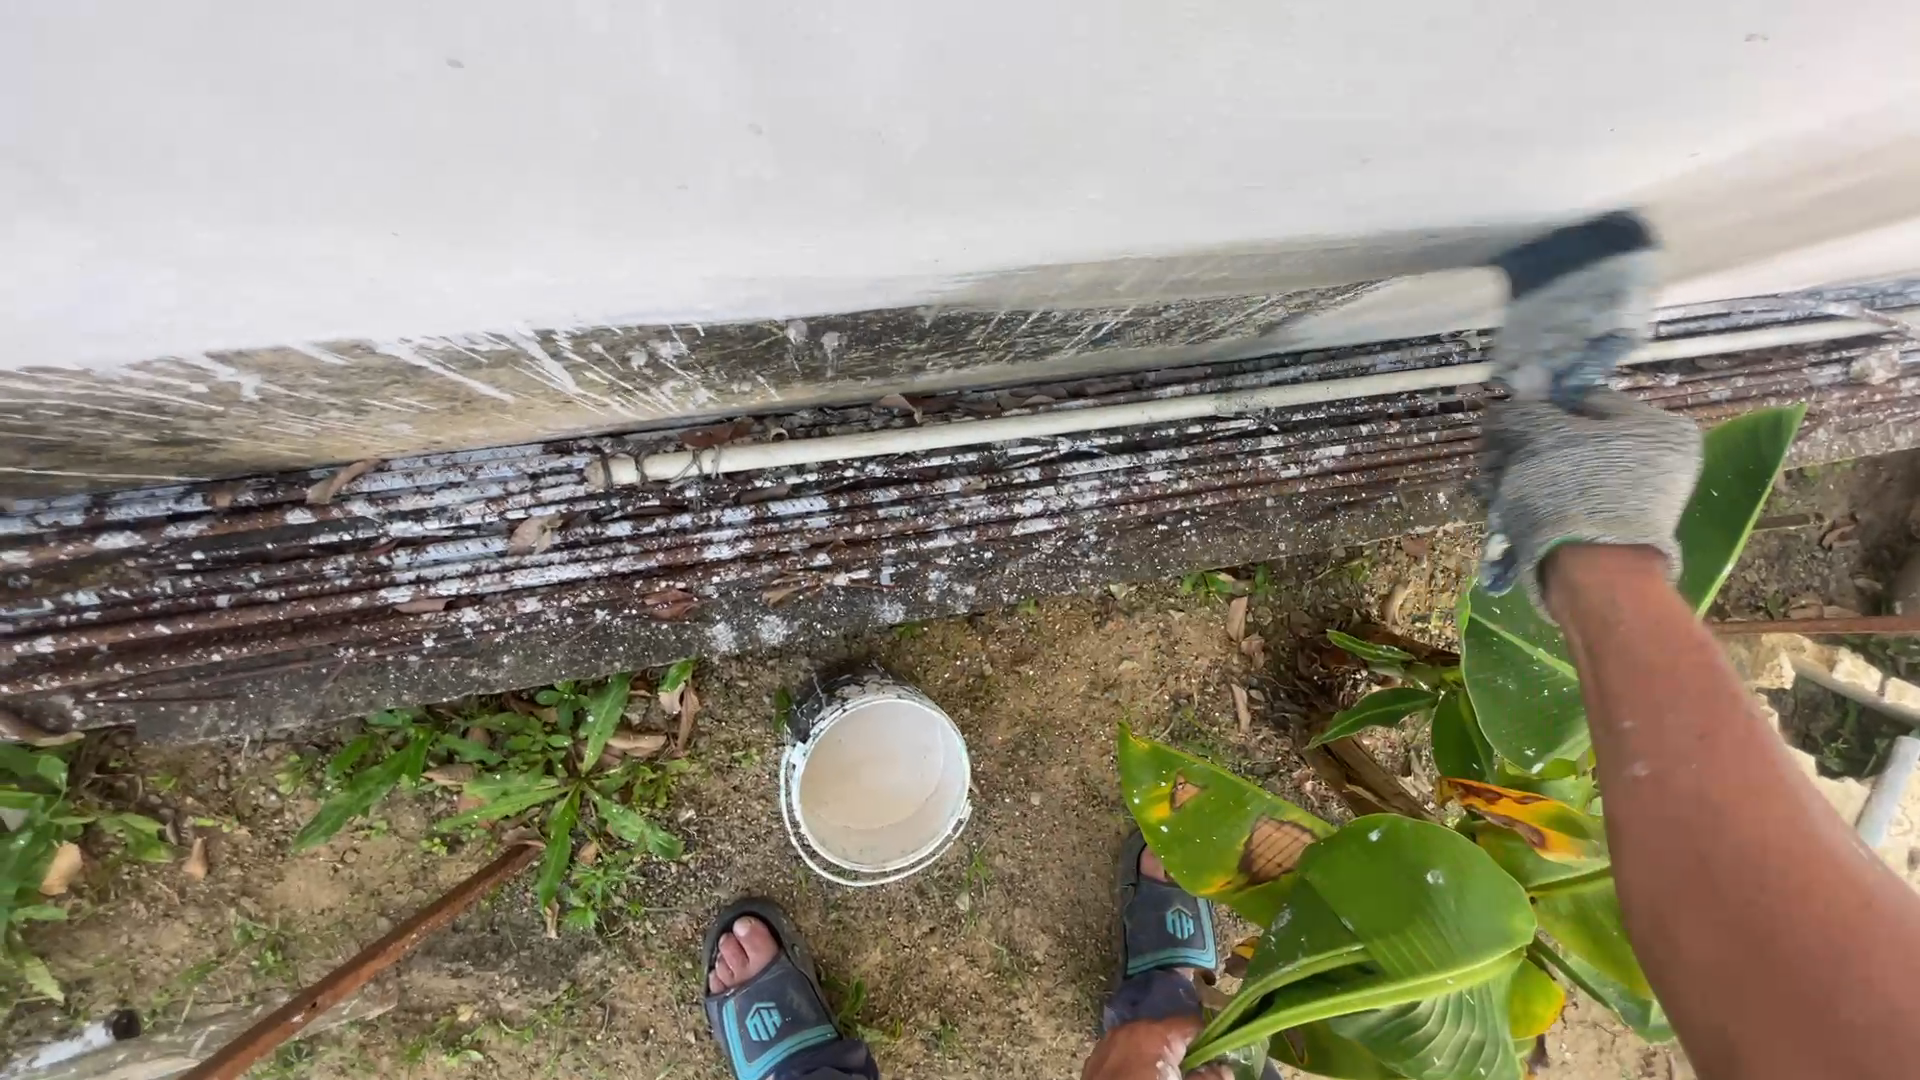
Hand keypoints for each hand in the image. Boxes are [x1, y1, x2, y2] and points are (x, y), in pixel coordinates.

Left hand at [1081, 1016, 1231, 1079]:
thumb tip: (1224, 1070)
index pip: (1190, 1025)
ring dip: (1159, 1058)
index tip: (1219, 1058)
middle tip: (1193, 1075)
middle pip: (1168, 1034)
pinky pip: (1126, 1053)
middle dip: (1183, 1054)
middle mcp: (1131, 1028)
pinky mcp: (1097, 1057)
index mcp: (1154, 1034)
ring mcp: (1111, 1041)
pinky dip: (1138, 1063)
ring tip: (1167, 1077)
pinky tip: (1142, 1079)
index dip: (1208, 1041)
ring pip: (1145, 1043)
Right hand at [1479, 389, 1701, 613]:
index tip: (1502, 420)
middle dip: (1523, 443)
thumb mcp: (1543, 437)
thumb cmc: (1574, 492)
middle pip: (1573, 436)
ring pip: (1563, 467)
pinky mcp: (1607, 521)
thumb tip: (1505, 408)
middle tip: (1489, 454)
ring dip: (1520, 470)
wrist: (1591, 569)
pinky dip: (1532, 493)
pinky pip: (1565, 495)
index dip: (1538, 405)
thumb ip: (1523, 413)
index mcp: (1656, 428)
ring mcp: (1634, 493)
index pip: (1585, 399)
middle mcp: (1653, 458)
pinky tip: (1501, 498)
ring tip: (1487, 480)